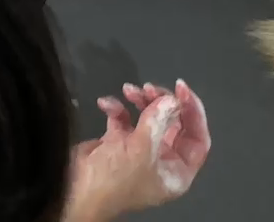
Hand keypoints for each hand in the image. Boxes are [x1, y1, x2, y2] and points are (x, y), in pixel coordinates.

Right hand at [61, 80, 210, 221]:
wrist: (77, 186)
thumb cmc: (116, 177)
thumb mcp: (141, 150)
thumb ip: (157, 121)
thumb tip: (171, 99)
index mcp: (176, 170)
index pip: (196, 139)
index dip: (193, 112)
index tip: (180, 87)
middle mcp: (161, 159)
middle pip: (172, 124)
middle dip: (162, 102)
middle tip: (148, 87)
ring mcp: (138, 150)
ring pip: (148, 118)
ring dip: (140, 101)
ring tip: (128, 89)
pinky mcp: (117, 142)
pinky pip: (122, 119)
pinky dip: (116, 108)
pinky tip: (105, 104)